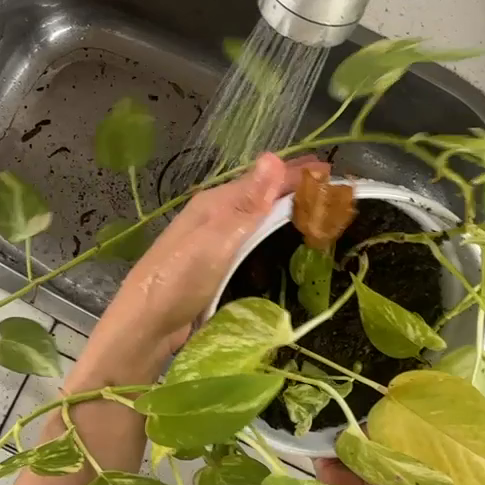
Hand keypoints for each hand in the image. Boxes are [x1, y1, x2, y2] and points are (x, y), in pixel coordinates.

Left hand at [75, 154, 320, 381]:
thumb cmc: (179, 280)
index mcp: (215, 204)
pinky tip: (288, 258)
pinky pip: (250, 250)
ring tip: (321, 226)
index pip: (265, 179)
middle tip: (338, 203)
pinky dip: (272, 247)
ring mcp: (212, 246)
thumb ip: (247, 204)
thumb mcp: (216, 239)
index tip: (335, 175)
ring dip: (286, 221)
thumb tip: (274, 157)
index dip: (299, 175)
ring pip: (257, 225)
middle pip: (262, 200)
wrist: (146, 327)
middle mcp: (214, 219)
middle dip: (297, 196)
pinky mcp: (213, 271)